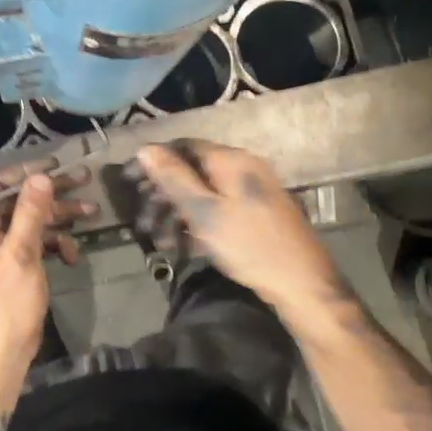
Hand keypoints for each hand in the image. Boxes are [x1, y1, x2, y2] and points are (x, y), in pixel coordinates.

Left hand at [0, 160, 95, 369]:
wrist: (3, 351)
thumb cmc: (6, 301)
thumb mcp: (21, 253)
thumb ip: (31, 213)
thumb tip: (41, 177)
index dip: (27, 172)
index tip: (57, 167)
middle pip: (20, 200)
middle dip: (52, 193)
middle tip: (85, 181)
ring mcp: (0, 248)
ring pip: (33, 221)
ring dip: (61, 218)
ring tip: (92, 213)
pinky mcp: (15, 264)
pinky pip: (37, 243)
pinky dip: (56, 244)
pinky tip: (73, 255)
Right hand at [135, 141, 354, 331]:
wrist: (303, 284)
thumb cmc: (249, 245)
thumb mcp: (204, 212)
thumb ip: (174, 178)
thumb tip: (146, 149)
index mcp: (231, 160)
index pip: (182, 146)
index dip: (152, 161)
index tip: (129, 182)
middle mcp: (243, 168)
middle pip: (191, 171)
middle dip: (162, 195)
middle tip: (141, 221)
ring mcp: (252, 191)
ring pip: (203, 193)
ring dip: (176, 214)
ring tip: (159, 242)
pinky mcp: (257, 214)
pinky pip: (218, 209)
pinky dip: (197, 223)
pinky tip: (183, 246)